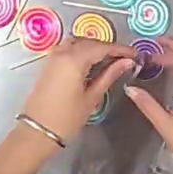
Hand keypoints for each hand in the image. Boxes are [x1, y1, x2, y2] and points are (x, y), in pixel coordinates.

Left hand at [17, 38, 136, 148]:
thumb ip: (109, 75)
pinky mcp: (48, 64)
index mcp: (74, 59)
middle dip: (108, 47)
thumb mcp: (92, 97)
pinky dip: (82, 51)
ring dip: (94, 48)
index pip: (102, 47)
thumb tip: (127, 62)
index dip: (121, 49)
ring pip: (78, 43)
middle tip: (125, 58)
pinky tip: (91, 63)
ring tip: (110, 60)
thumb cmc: (66, 118)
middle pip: (90, 42)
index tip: (135, 55)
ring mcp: (53, 57)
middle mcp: (62, 52)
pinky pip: (68, 49)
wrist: (37, 131)